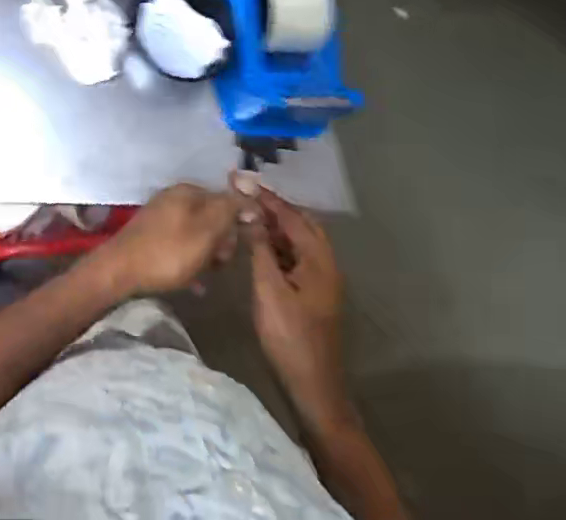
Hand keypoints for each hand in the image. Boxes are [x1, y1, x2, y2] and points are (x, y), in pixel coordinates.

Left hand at [86, 183, 239, 297]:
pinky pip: (180, 246)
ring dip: (206, 255)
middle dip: (219, 243)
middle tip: (216, 264)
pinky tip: (192, 282)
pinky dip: (189, 262)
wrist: (119, 272)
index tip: (231, 250)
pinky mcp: (151, 235)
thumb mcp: (206, 231)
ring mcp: (161, 216)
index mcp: (188, 191)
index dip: (235, 226)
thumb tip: (251, 196)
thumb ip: (229, 210)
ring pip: (197, 234)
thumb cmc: (168, 252)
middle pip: (212, 217)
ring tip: (202, 276)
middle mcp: (174, 197)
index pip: (226, 200)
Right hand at [240, 179, 346, 407]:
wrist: (313, 385)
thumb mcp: (268, 289)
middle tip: (243, 194)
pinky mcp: (313, 292)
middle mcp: (325, 263)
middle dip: (273, 207)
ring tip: (245, 213)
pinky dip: (277, 243)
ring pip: (298, 240)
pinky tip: (257, 244)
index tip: (241, 180)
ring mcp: (321, 279)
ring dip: (275, 225)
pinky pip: (295, 255)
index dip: (266, 197)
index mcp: (318, 259)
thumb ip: (260, 248)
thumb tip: (251, 212)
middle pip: (300, 223)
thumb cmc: (289, 336)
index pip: (291, 216)